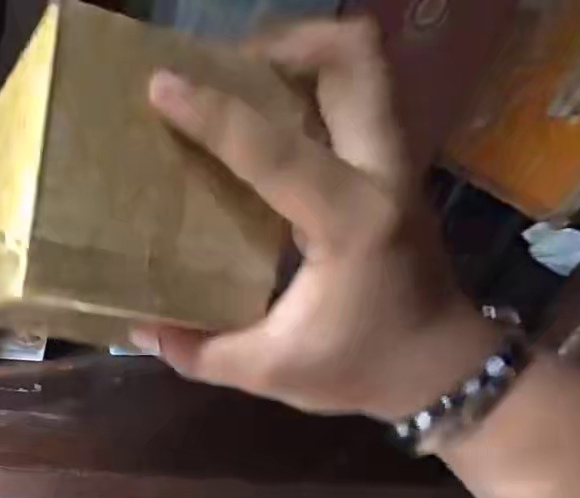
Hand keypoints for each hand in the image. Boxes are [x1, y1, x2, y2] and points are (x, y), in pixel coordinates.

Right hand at [134, 19, 503, 421]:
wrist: (437, 367)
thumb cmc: (358, 370)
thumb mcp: (268, 372)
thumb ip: (199, 353)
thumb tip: (142, 330)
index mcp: (349, 223)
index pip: (273, 151)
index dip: (212, 114)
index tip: (161, 85)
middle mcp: (381, 175)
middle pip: (352, 58)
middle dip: (285, 43)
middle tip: (225, 67)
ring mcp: (396, 166)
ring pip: (364, 68)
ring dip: (304, 58)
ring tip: (246, 83)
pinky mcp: (395, 173)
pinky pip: (359, 102)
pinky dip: (315, 92)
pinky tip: (273, 126)